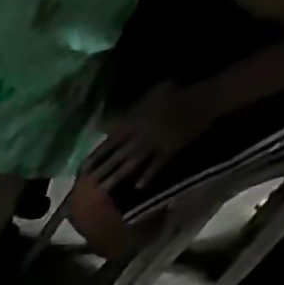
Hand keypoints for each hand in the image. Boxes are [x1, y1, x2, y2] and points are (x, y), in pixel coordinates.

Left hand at [84, 82, 220, 192]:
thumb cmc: (173, 95)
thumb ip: (125, 113)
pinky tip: (138, 187)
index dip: (95, 156)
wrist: (201, 99)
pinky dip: (148, 176)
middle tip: (88, 184)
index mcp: (132, 124)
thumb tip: (103, 124)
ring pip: (131, 164)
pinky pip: (157, 165)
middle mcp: (139, 137)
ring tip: (103, 189)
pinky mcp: (170, 150)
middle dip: (101, 171)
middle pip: (116, 157)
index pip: (108, 143)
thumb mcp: (145, 98)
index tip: (82, 169)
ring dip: (116, 177)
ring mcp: (154, 145)